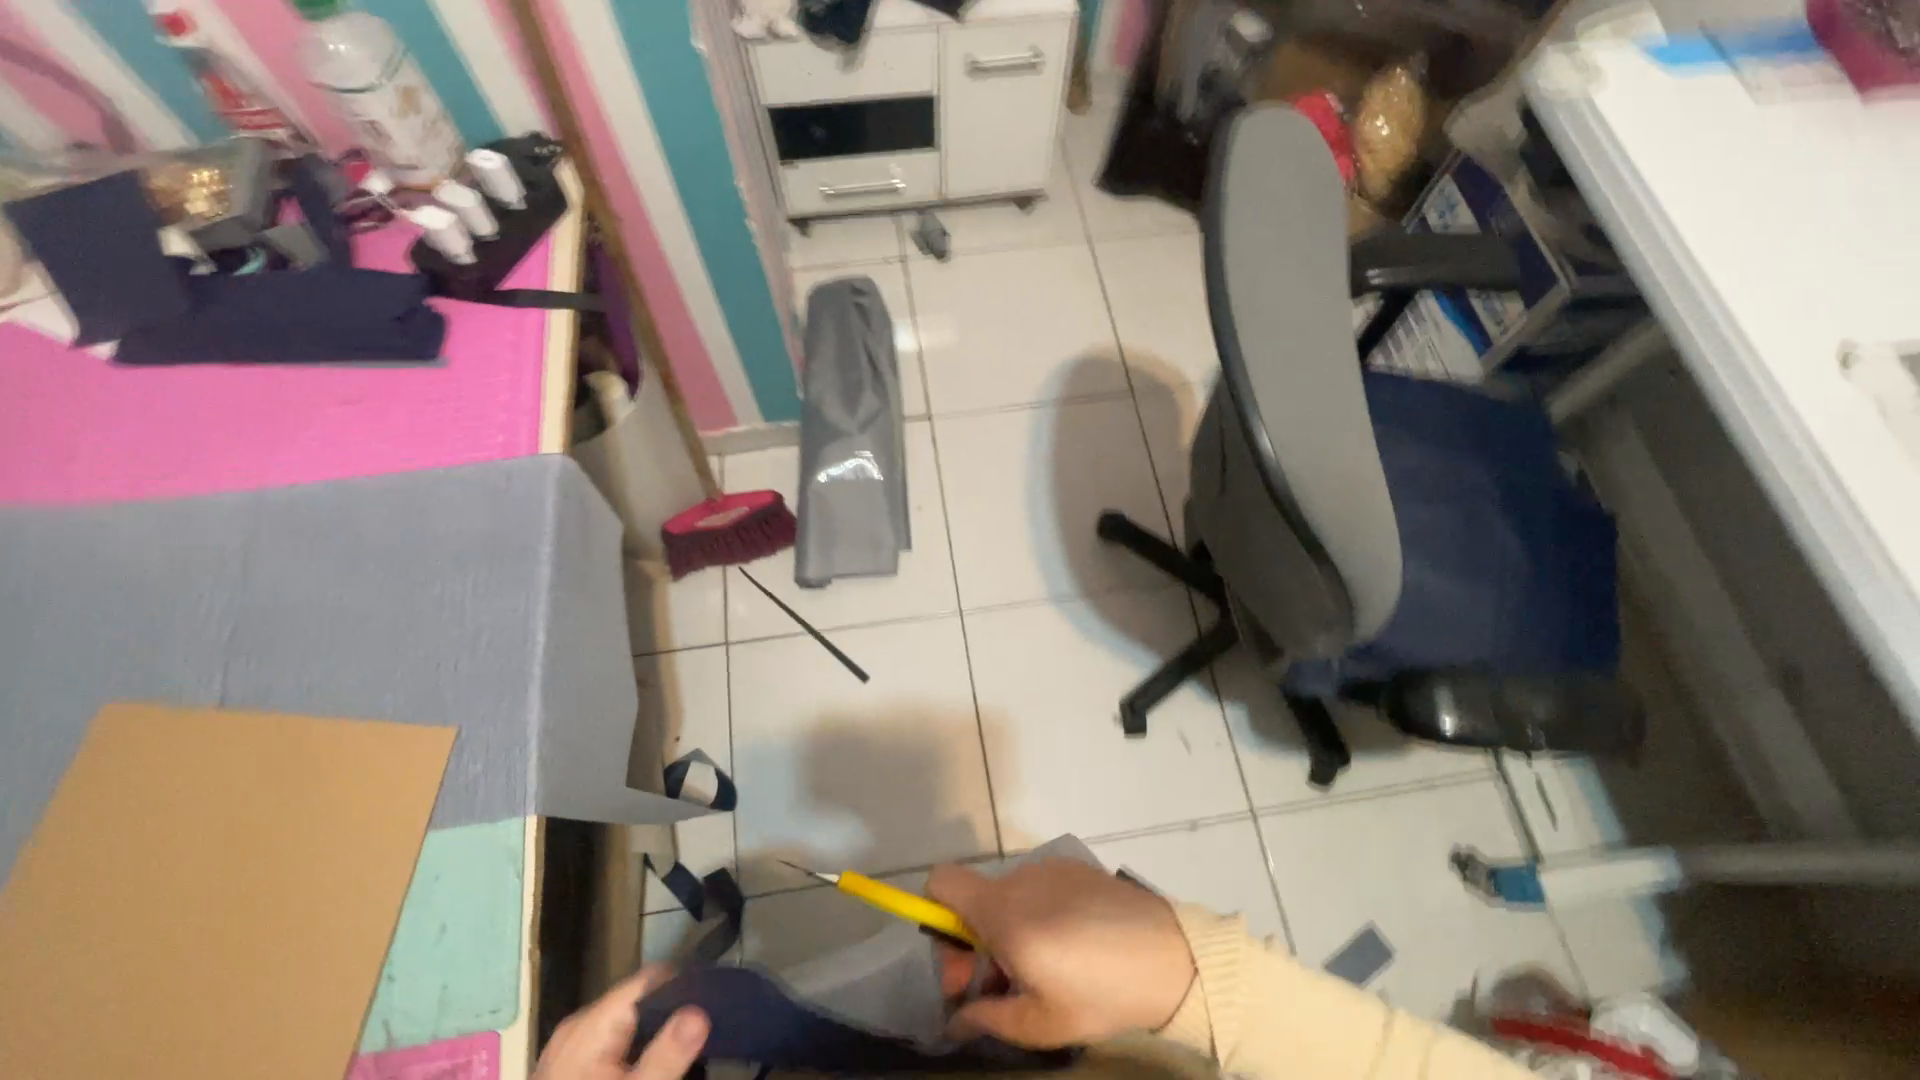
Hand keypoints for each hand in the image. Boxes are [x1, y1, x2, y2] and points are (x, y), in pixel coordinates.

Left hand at [534, 967, 708, 1079]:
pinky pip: (610, 1049)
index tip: (716, 1002)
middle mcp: (578, 1028)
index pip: (649, 980)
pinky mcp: (567, 1073)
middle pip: (638, 1002)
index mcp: (592, 1024)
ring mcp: (568, 1051)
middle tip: (706, 1036)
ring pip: (625, 1027)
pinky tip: (649, 1073)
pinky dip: (634, 1055)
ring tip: (687, 1056)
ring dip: (654, 1038)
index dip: (685, 985)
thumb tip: (700, 1010)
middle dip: (672, 1016)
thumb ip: (668, 1054)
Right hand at [926, 858, 1195, 1048]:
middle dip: (975, 941)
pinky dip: (1036, 912)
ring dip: (1007, 928)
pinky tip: (1069, 945)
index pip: (940, 883)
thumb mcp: (1040, 1022)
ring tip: (1043, 968)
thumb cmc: (1100, 994)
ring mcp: (1049, 868)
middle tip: (1001, 983)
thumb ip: (986, 1017)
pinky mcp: (1075, 867)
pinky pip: (1036, 887)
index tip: (963, 960)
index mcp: (1002, 912)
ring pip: (1006, 896)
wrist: (1171, 957)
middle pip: (973, 899)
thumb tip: (955, 1020)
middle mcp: (1019, 879)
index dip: (936, 916)